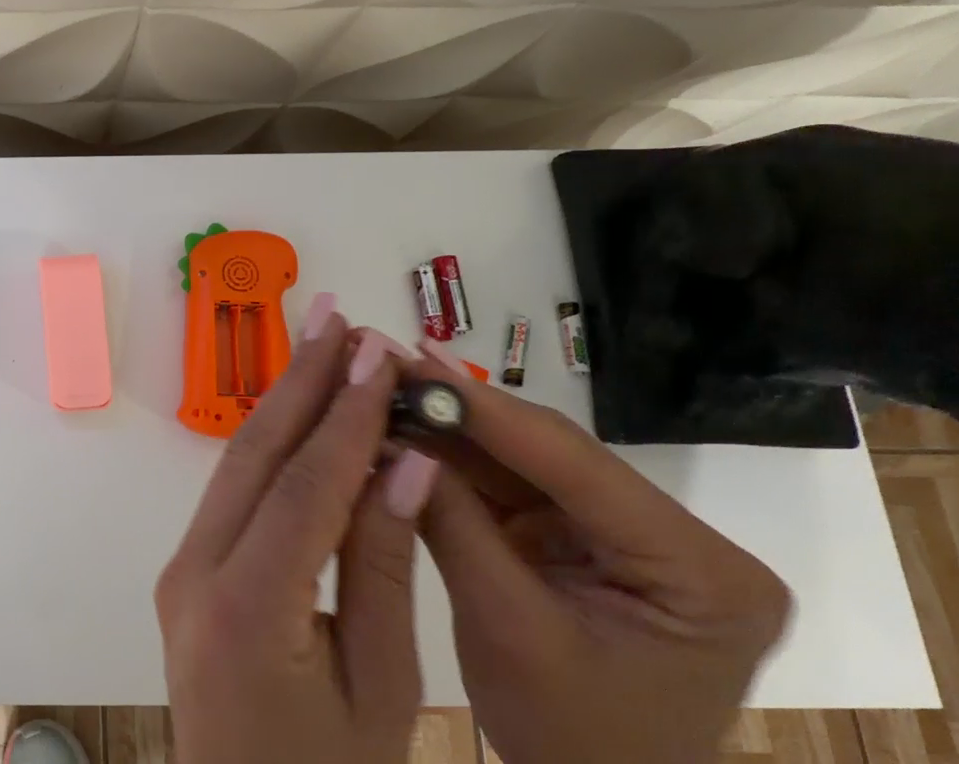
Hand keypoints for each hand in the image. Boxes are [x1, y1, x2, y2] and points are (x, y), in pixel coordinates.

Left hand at [156, 294, 442, 763]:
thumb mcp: (382, 687)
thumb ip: (382, 566)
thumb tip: (408, 461)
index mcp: (246, 609)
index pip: (305, 489)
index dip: (346, 416)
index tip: (377, 352)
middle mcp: (195, 574)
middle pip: (255, 458)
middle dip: (299, 381)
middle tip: (336, 314)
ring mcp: (181, 571)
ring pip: (237, 469)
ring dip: (281, 403)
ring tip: (320, 343)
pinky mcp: (186, 575)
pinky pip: (232, 498)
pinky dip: (270, 450)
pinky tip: (299, 416)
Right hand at [409, 339, 792, 763]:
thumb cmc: (570, 740)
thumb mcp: (507, 632)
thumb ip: (454, 526)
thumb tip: (389, 434)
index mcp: (698, 571)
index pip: (578, 468)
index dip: (487, 411)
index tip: (410, 363)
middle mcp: (675, 540)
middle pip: (551, 456)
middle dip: (461, 410)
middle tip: (386, 358)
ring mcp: (627, 538)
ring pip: (525, 464)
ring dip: (452, 425)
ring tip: (384, 376)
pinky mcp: (584, 543)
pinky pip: (512, 491)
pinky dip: (454, 462)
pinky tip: (406, 421)